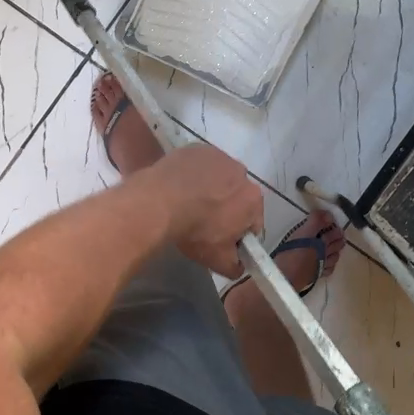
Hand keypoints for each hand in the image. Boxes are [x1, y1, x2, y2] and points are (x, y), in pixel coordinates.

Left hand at [135, 144, 263, 276]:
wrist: (160, 201)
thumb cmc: (195, 230)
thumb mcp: (218, 260)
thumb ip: (236, 266)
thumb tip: (239, 265)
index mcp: (253, 198)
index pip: (253, 221)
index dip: (239, 233)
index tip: (223, 238)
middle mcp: (241, 172)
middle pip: (237, 195)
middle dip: (226, 207)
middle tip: (205, 220)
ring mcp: (218, 156)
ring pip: (219, 177)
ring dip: (211, 187)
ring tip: (189, 201)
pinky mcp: (196, 148)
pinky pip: (200, 164)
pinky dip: (194, 173)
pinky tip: (180, 185)